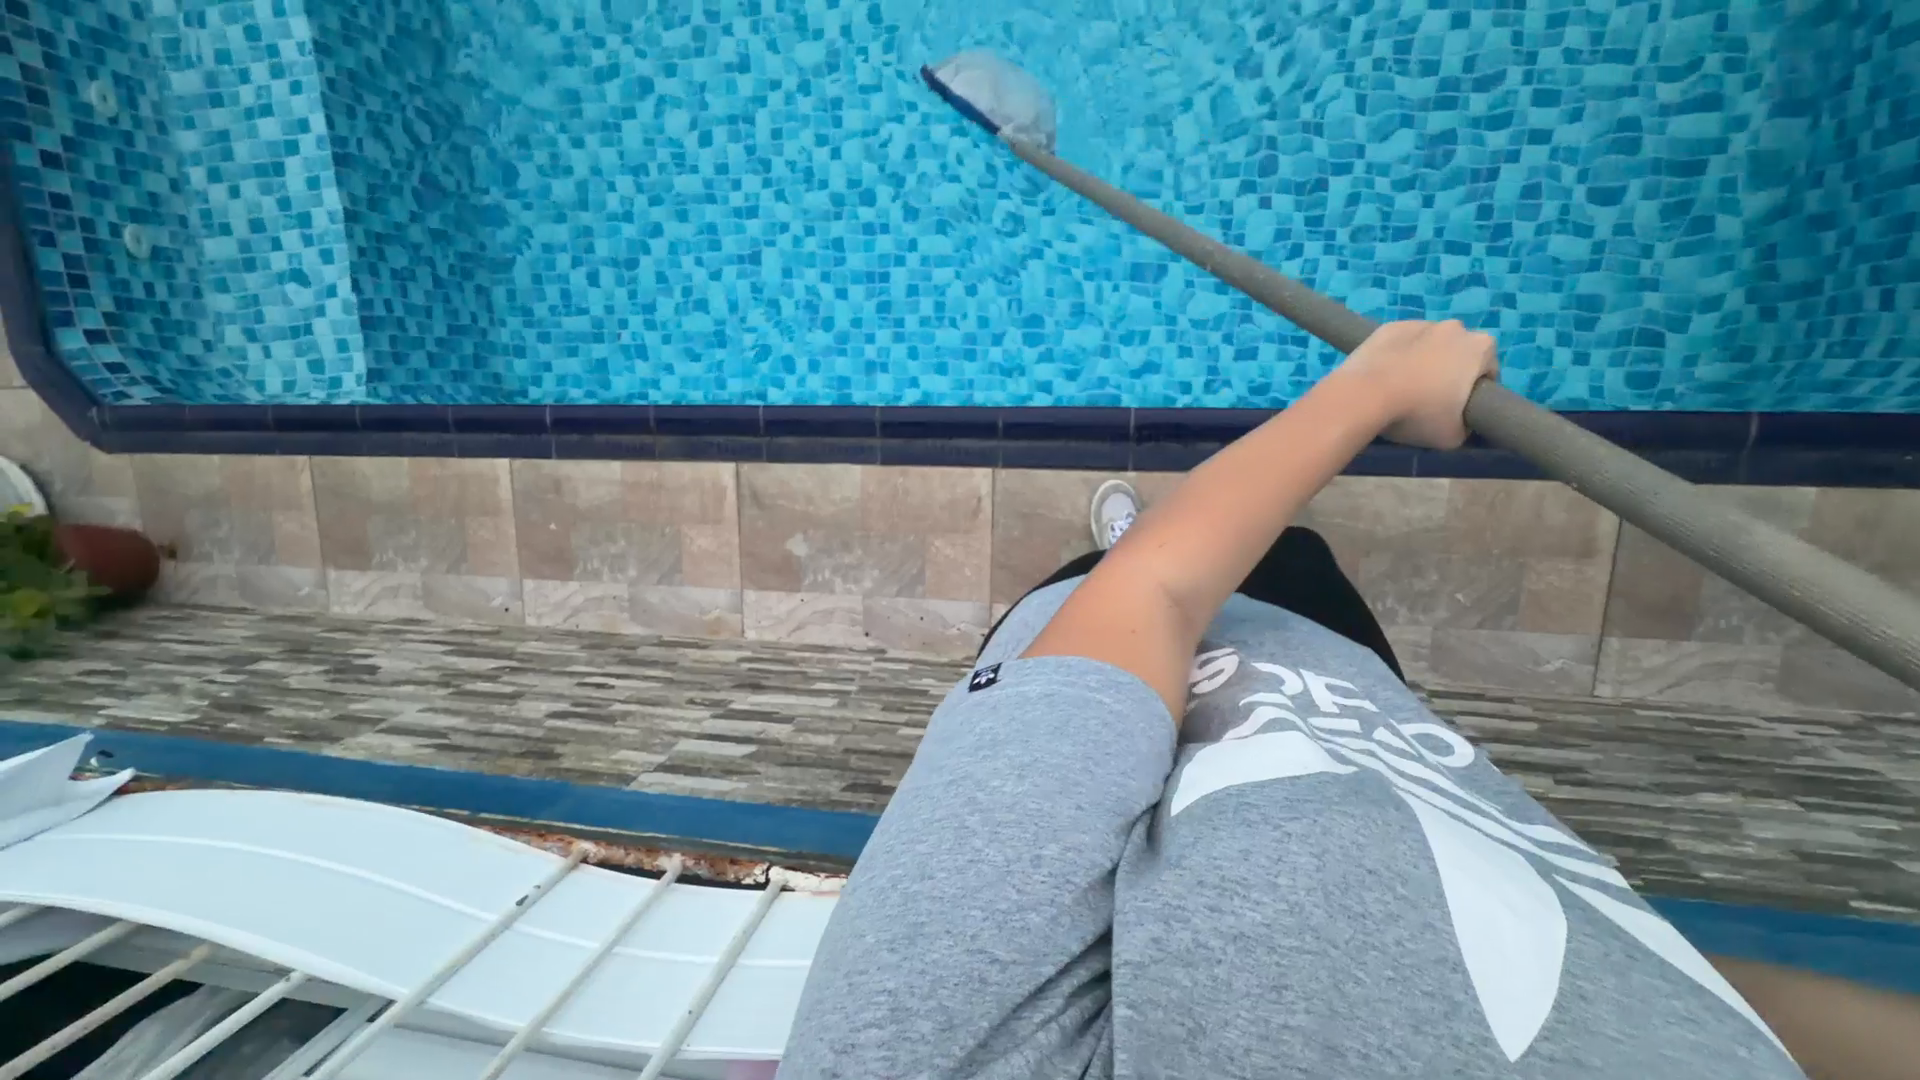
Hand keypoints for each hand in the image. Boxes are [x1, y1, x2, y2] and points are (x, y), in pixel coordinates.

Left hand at [1337, 319, 1498, 448]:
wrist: (1363, 395)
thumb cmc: (1416, 414)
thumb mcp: (1453, 436)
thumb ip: (1466, 426)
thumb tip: (1460, 424)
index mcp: (1481, 347)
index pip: (1487, 371)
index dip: (1474, 392)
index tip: (1456, 408)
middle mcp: (1455, 327)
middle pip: (1457, 354)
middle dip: (1448, 372)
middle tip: (1426, 399)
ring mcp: (1419, 323)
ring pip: (1427, 345)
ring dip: (1421, 361)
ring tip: (1401, 387)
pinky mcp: (1387, 327)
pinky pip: (1399, 342)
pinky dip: (1396, 354)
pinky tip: (1383, 374)